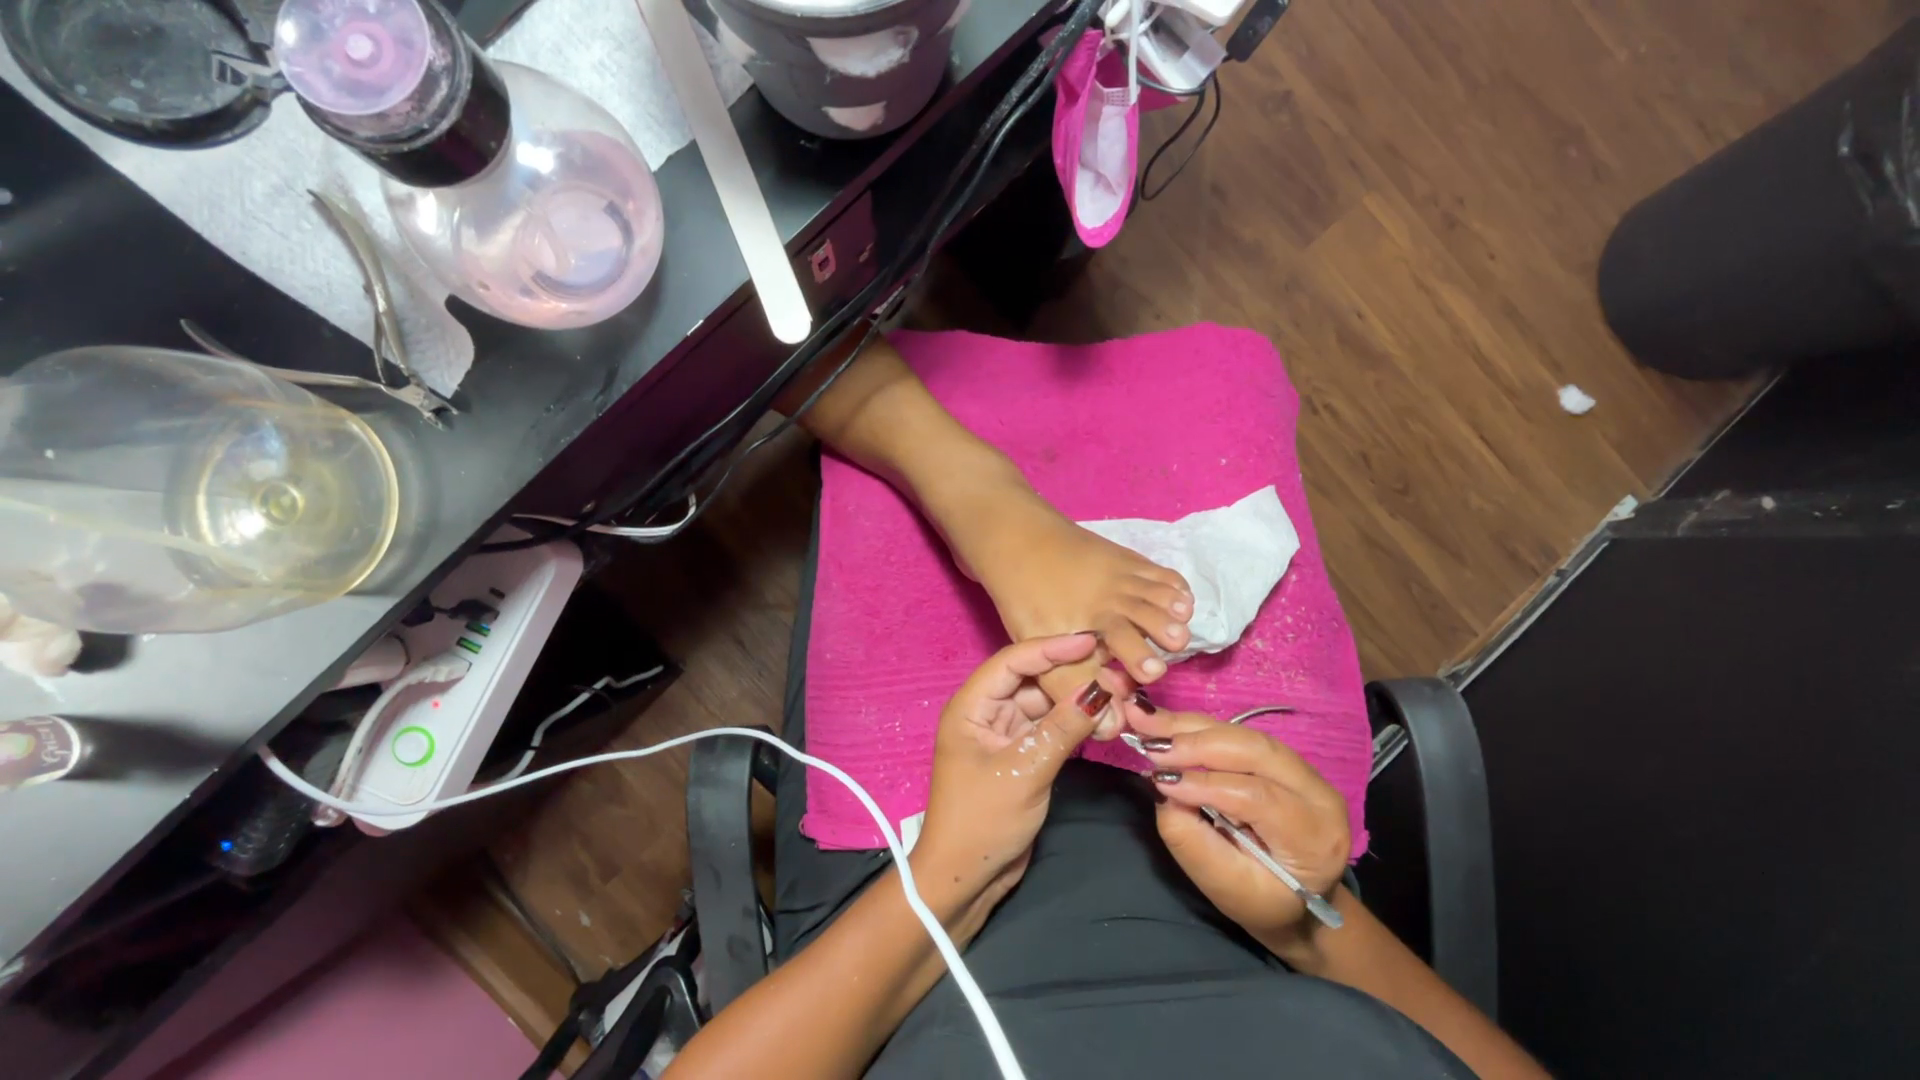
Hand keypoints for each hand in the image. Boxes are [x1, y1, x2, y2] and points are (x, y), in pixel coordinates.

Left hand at [914, 633, 1112, 911]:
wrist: (965, 878)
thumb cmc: (982, 820)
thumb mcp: (1025, 770)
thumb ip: (1063, 728)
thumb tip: (1101, 689)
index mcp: (971, 707)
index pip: (1012, 661)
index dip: (1052, 647)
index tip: (1092, 639)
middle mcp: (985, 715)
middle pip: (1031, 681)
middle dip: (1071, 677)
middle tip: (1116, 671)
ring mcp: (1003, 737)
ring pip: (1044, 706)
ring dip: (1076, 703)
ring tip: (1118, 696)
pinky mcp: (1020, 758)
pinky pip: (1048, 730)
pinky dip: (1073, 726)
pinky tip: (1103, 721)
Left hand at [959, 482, 1193, 735]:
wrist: (1022, 540)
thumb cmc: (1028, 599)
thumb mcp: (1035, 644)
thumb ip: (1069, 684)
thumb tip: (1110, 727)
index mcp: (1081, 622)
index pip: (1110, 650)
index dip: (1131, 667)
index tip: (1147, 682)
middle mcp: (1107, 599)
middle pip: (1140, 620)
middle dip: (1158, 637)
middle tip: (1170, 653)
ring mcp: (1121, 576)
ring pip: (1156, 595)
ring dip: (1172, 614)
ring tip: (1181, 631)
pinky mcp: (1131, 560)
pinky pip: (1162, 574)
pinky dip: (1176, 590)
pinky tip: (1183, 606)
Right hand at [1121, 698, 1350, 951]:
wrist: (1302, 901)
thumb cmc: (1263, 901)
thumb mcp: (1226, 887)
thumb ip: (1193, 843)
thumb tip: (1163, 791)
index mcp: (1314, 836)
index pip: (1258, 796)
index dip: (1206, 784)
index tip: (1158, 780)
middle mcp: (1319, 794)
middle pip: (1256, 751)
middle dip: (1197, 743)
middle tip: (1147, 741)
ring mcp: (1306, 771)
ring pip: (1245, 735)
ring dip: (1191, 726)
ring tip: (1145, 717)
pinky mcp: (1285, 759)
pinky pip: (1240, 735)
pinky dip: (1199, 727)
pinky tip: (1165, 722)